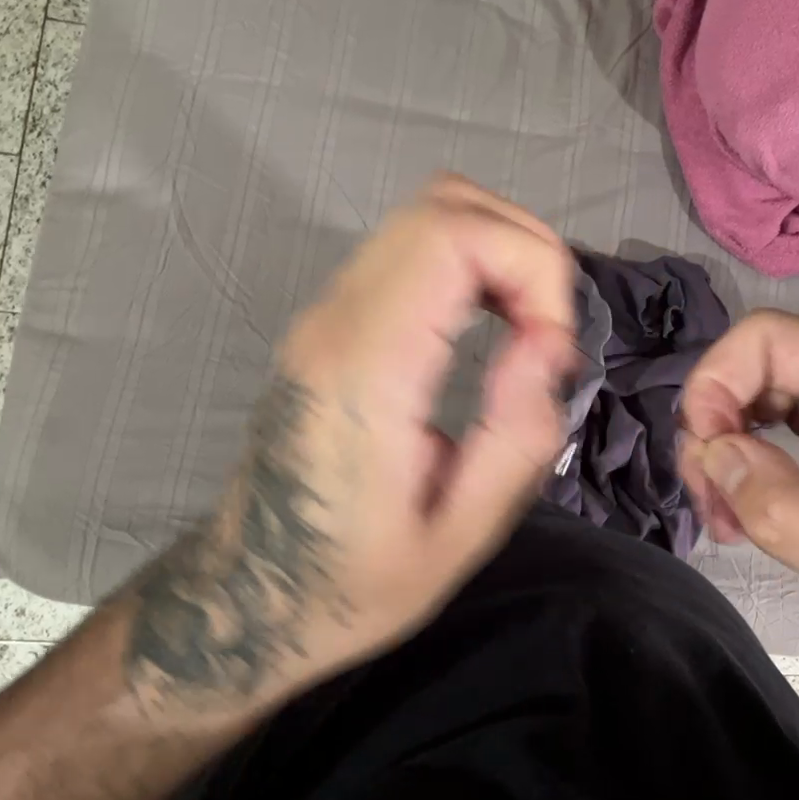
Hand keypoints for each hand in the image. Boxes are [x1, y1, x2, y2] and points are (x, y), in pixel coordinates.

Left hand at [120, 176, 576, 723]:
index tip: (553, 347)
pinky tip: (489, 323)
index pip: (451, 236)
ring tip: (526, 327)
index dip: (529, 264)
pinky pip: (409, 248)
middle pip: (441, 204)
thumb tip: (548, 345)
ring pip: (425, 213)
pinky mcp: (330, 321)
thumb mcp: (456, 541)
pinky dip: (469, 260)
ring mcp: (325, 313)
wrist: (245, 596)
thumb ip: (515, 438)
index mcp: (366, 370)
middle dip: (523, 247)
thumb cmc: (350, 585)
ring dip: (498, 249)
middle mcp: (337, 319)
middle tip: (548, 330)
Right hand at [676, 311, 798, 694]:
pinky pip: (783, 432)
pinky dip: (753, 468)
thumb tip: (709, 453)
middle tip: (710, 507)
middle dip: (717, 427)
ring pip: (765, 399)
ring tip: (727, 522)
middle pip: (762, 367)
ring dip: (730, 452)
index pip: (772, 338)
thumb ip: (781, 510)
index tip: (703, 458)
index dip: (717, 382)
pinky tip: (748, 516)